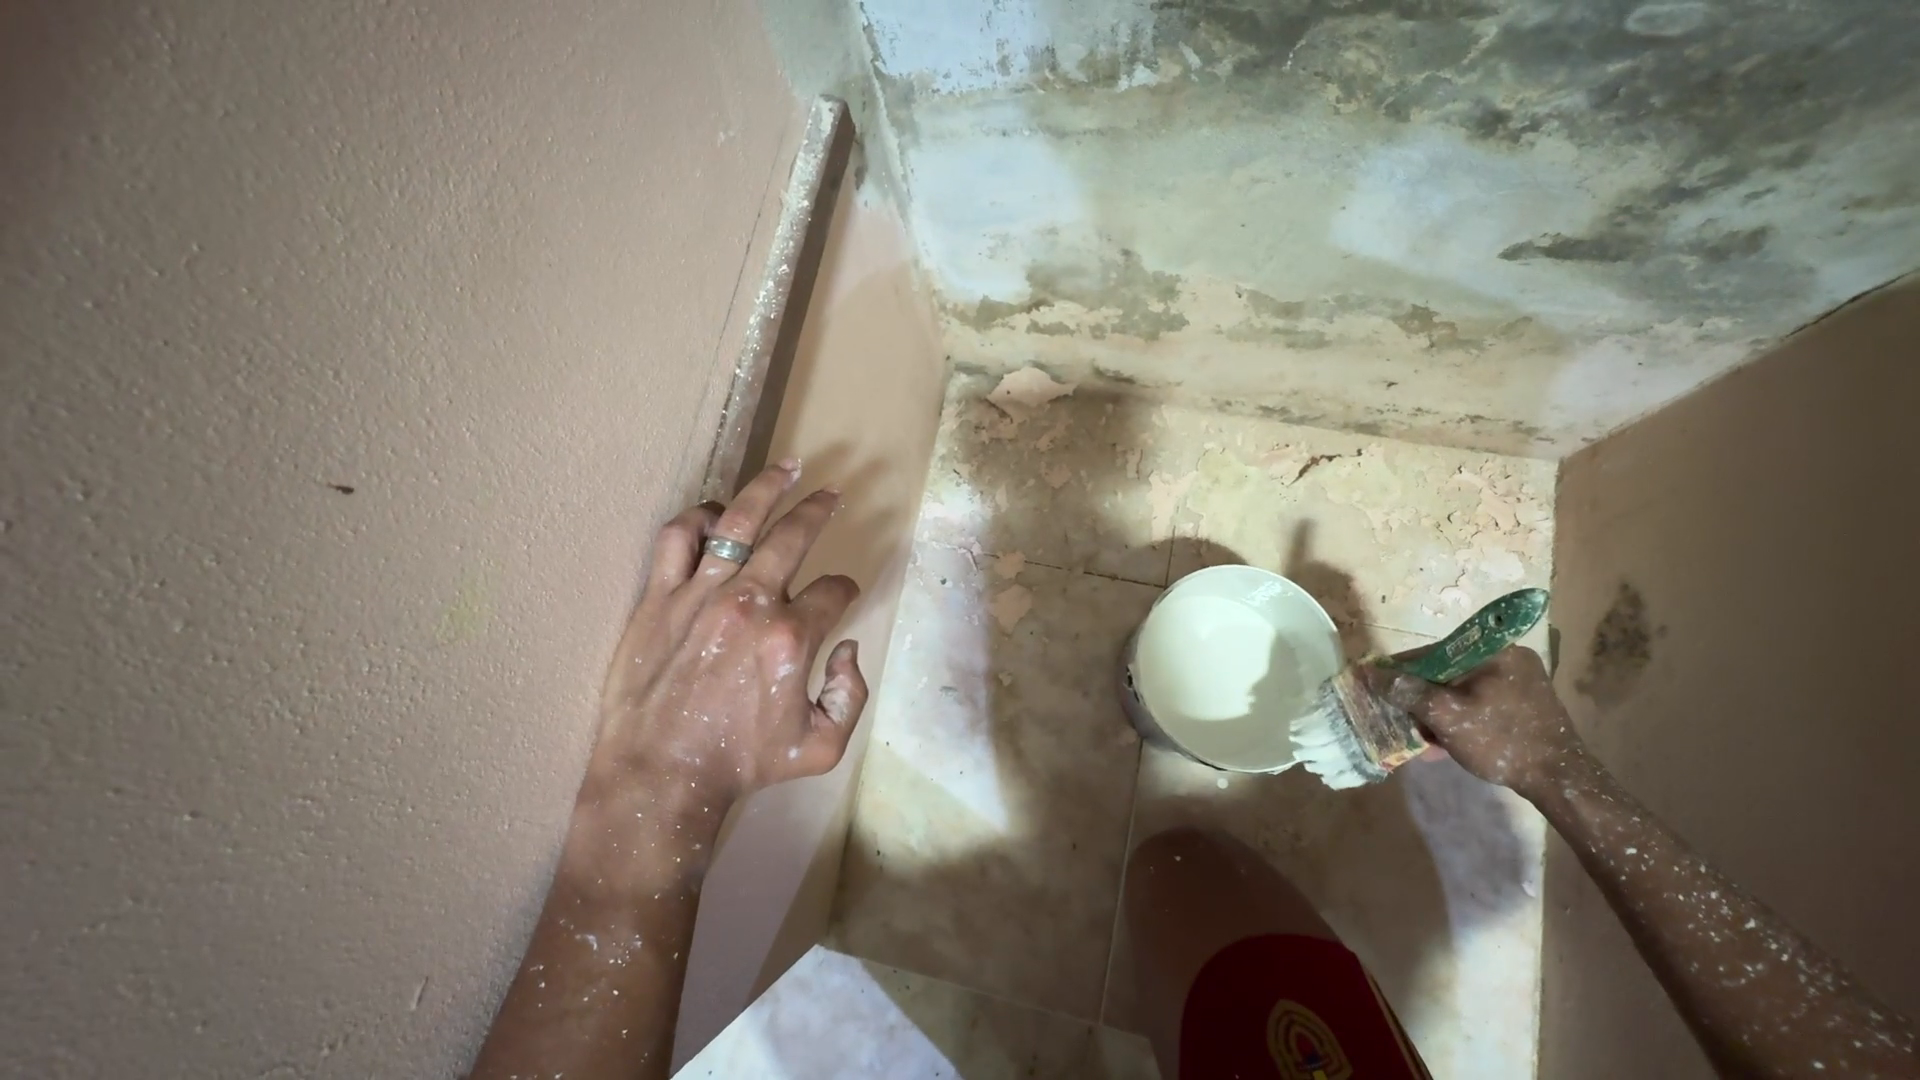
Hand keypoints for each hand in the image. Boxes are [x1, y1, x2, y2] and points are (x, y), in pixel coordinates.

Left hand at [593, 460, 869, 802]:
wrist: (661, 774)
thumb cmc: (743, 764)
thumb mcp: (823, 747)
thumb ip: (851, 694)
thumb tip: (848, 647)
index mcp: (792, 638)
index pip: (835, 590)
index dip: (845, 590)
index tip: (842, 596)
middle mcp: (750, 603)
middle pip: (794, 536)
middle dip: (820, 509)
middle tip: (833, 493)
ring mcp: (700, 595)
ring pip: (740, 521)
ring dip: (769, 487)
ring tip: (788, 467)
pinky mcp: (659, 598)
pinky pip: (678, 538)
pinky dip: (700, 518)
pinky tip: (717, 514)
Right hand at [1365, 645, 1588, 797]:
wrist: (1560, 781)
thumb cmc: (1501, 740)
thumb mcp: (1446, 715)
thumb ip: (1407, 691)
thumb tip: (1371, 673)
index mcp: (1492, 652)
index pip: (1432, 653)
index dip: (1400, 671)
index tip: (1377, 687)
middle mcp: (1507, 659)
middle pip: (1445, 673)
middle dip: (1420, 698)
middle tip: (1401, 720)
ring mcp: (1519, 682)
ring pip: (1461, 691)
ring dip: (1438, 712)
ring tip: (1421, 737)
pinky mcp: (1524, 704)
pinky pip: (1479, 703)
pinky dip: (1460, 719)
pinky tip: (1445, 742)